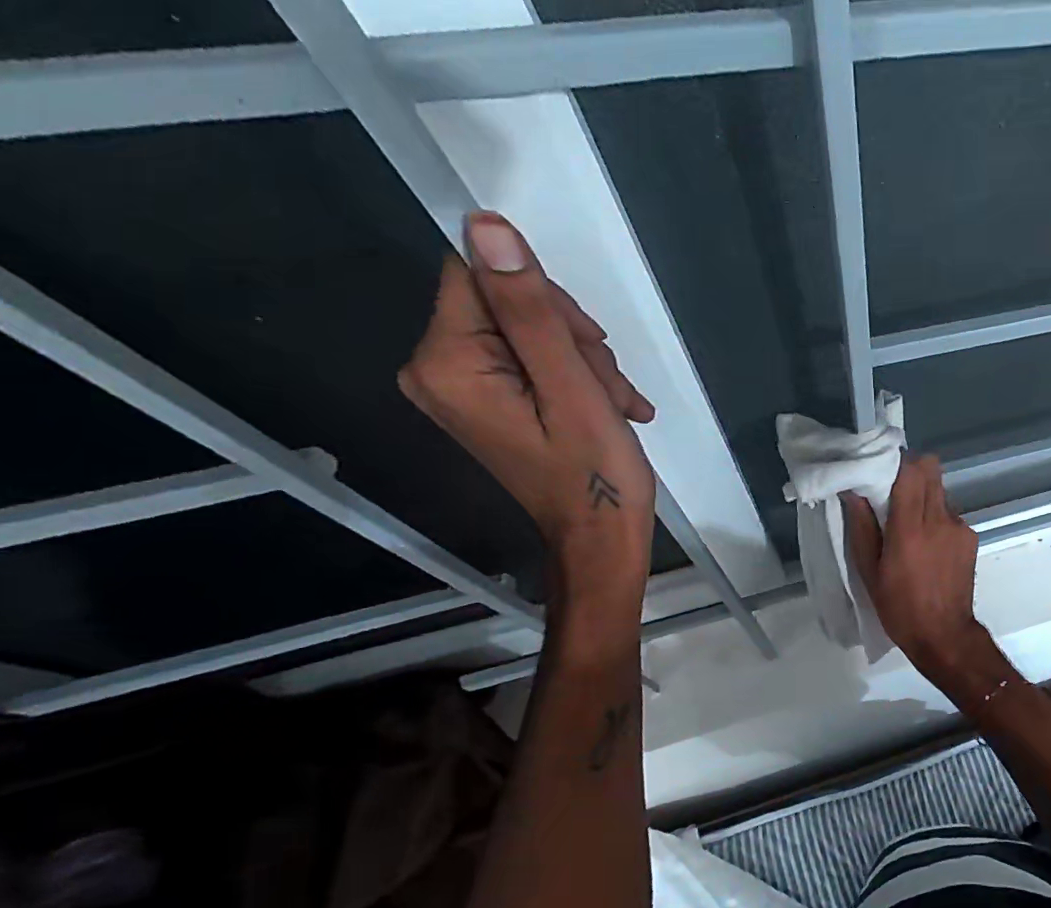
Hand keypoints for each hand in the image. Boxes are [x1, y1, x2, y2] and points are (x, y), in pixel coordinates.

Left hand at [399, 212, 655, 580]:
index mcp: (446, 362)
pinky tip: (611, 407)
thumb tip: (486, 225)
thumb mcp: (571, 388)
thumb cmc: (592, 473)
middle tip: (605, 387)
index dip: (545, 302)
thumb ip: (529, 309)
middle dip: (571, 339)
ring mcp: (462, 386)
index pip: (482, 276)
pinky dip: (577, 379)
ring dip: (584, 362)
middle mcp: (437, 369)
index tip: (588, 349)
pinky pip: (532, 360)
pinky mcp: (488, 399)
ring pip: (531, 331)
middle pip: (508, 303)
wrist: (601, 538)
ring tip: (613, 404)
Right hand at [844, 457, 1011, 701]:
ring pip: (941, 492)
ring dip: (924, 497)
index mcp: (910, 528)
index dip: (898, 461)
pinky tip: (928, 545)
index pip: (912, 471)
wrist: (944, 635)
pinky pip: (951, 514)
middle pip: (931, 471)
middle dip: (912, 472)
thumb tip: (854, 492)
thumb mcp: (870, 571)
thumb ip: (862, 527)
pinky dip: (937, 518)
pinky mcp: (971, 538)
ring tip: (910, 525)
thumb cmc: (899, 607)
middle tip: (893, 490)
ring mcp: (960, 528)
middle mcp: (939, 520)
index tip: (881, 467)